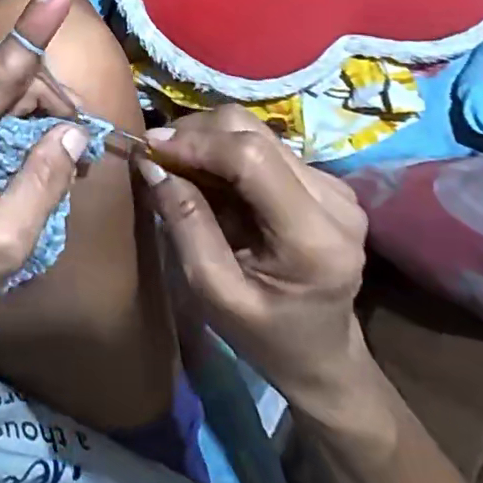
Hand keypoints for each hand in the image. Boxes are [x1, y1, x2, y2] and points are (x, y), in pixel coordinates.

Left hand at [0, 0, 91, 344]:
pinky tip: (42, 154)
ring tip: (67, 161)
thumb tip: (75, 132)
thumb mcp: (7, 239)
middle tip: (85, 153)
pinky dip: (25, 122)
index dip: (32, 28)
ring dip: (45, 115)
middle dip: (57, 105)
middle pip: (14, 80)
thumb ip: (44, 181)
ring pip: (8, 90)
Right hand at [137, 111, 372, 416]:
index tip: (148, 147)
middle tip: (157, 159)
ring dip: (206, 140)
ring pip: (254, 128)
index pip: (251, 157)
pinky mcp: (322, 180)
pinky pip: (261, 143)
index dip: (196, 142)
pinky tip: (206, 177)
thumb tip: (150, 165)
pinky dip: (221, 150)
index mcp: (313, 237)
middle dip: (195, 135)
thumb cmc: (264, 335)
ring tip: (178, 167)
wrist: (320, 354)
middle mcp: (334, 200)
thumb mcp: (212, 291)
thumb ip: (185, 224)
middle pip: (251, 131)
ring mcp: (333, 186)